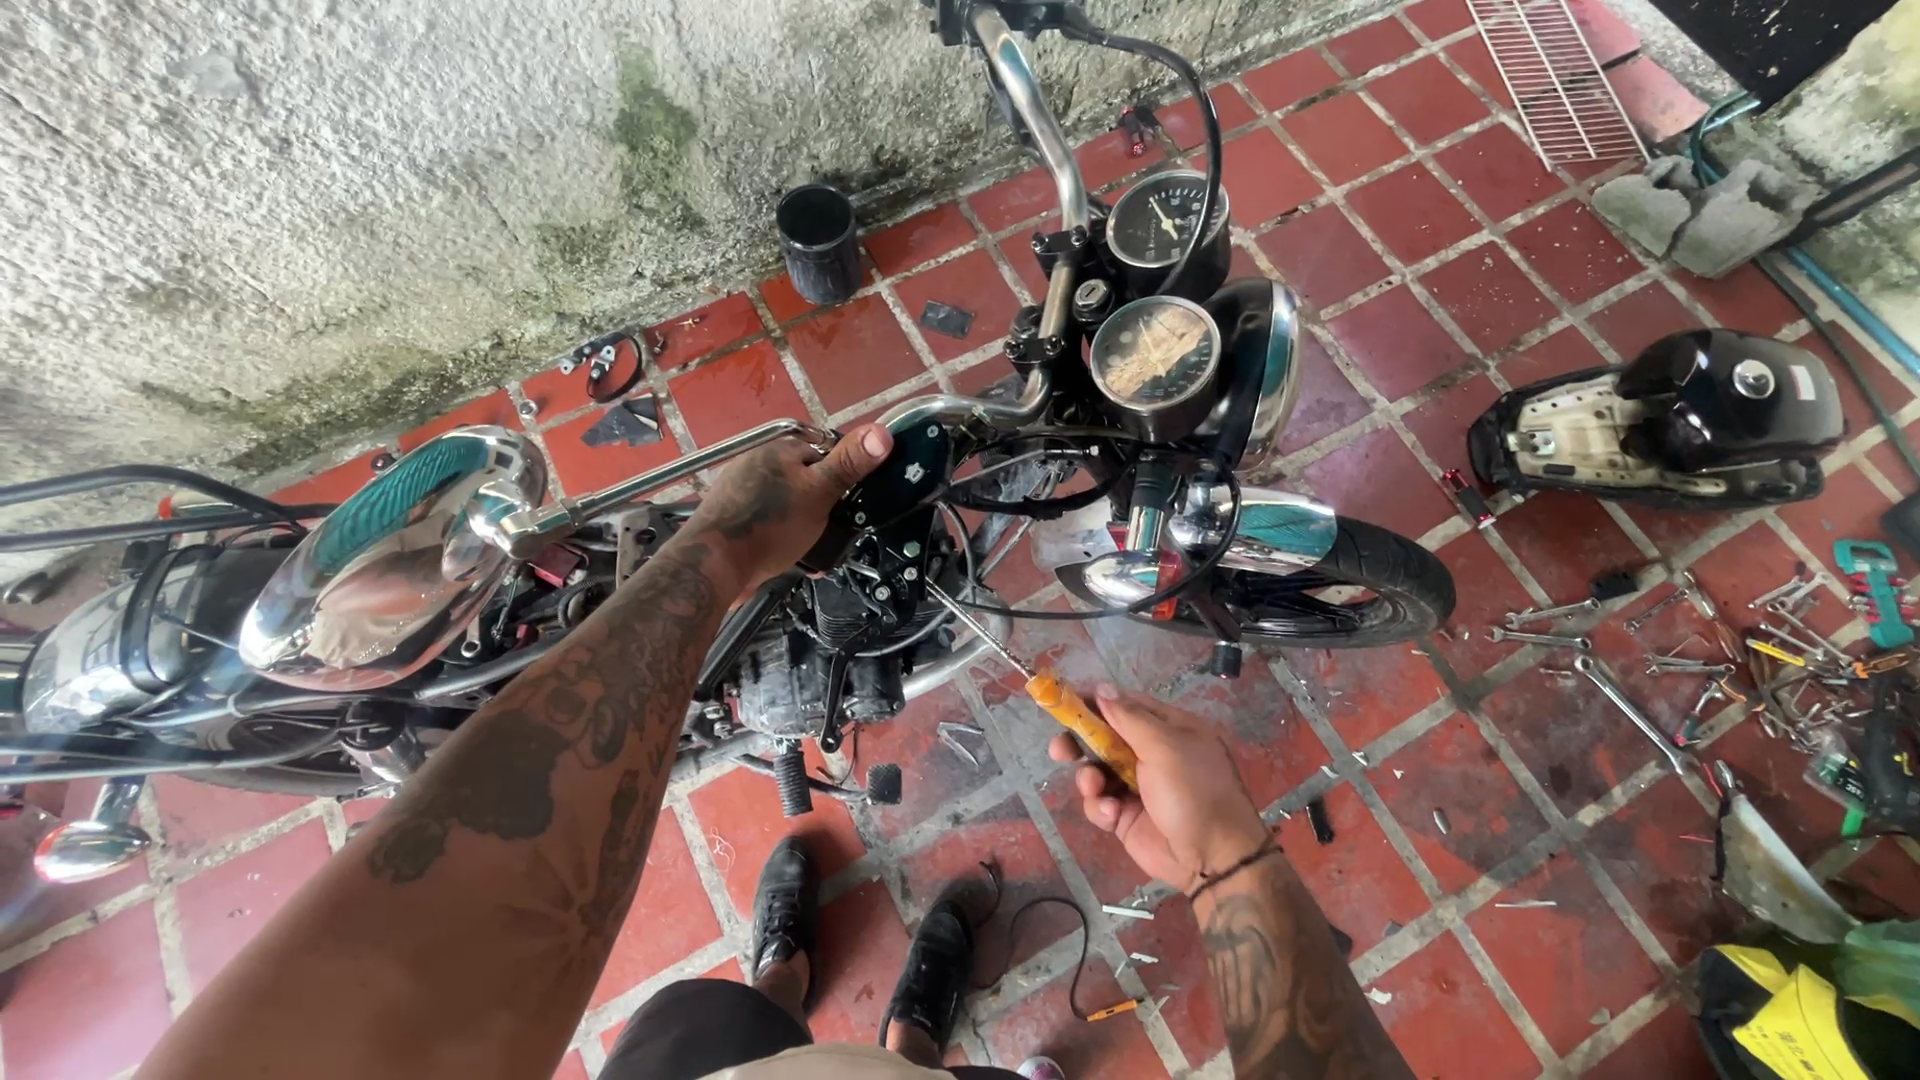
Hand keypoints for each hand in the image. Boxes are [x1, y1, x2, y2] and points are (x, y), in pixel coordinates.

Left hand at [683, 425, 892, 596]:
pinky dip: (785, 539)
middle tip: (838, 528)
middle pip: (804, 479)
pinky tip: (794, 558)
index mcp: (778, 449)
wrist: (716, 565)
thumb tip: (882, 431)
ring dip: (807, 526)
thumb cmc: (772, 525)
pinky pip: (770, 525)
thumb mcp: (820, 492)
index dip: (843, 474)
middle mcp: (756, 464)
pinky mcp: (732, 521)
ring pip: (788, 505)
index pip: (823, 451)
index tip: (854, 500)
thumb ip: (849, 463)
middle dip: (824, 504)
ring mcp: (740, 493)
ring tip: (818, 548)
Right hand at [1048, 686, 1270, 891]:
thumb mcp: (1164, 746)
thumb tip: (1102, 688)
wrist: (1212, 857)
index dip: (1094, 703)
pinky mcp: (1126, 816)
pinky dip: (1100, 807)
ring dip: (1089, 778)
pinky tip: (1112, 814)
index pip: (1125, 705)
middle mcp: (1151, 753)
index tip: (1064, 702)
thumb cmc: (1193, 790)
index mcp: (1168, 729)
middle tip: (1059, 749)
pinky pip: (1100, 803)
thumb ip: (1128, 717)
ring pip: (1096, 771)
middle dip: (1079, 742)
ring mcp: (1138, 786)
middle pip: (1103, 738)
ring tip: (1095, 788)